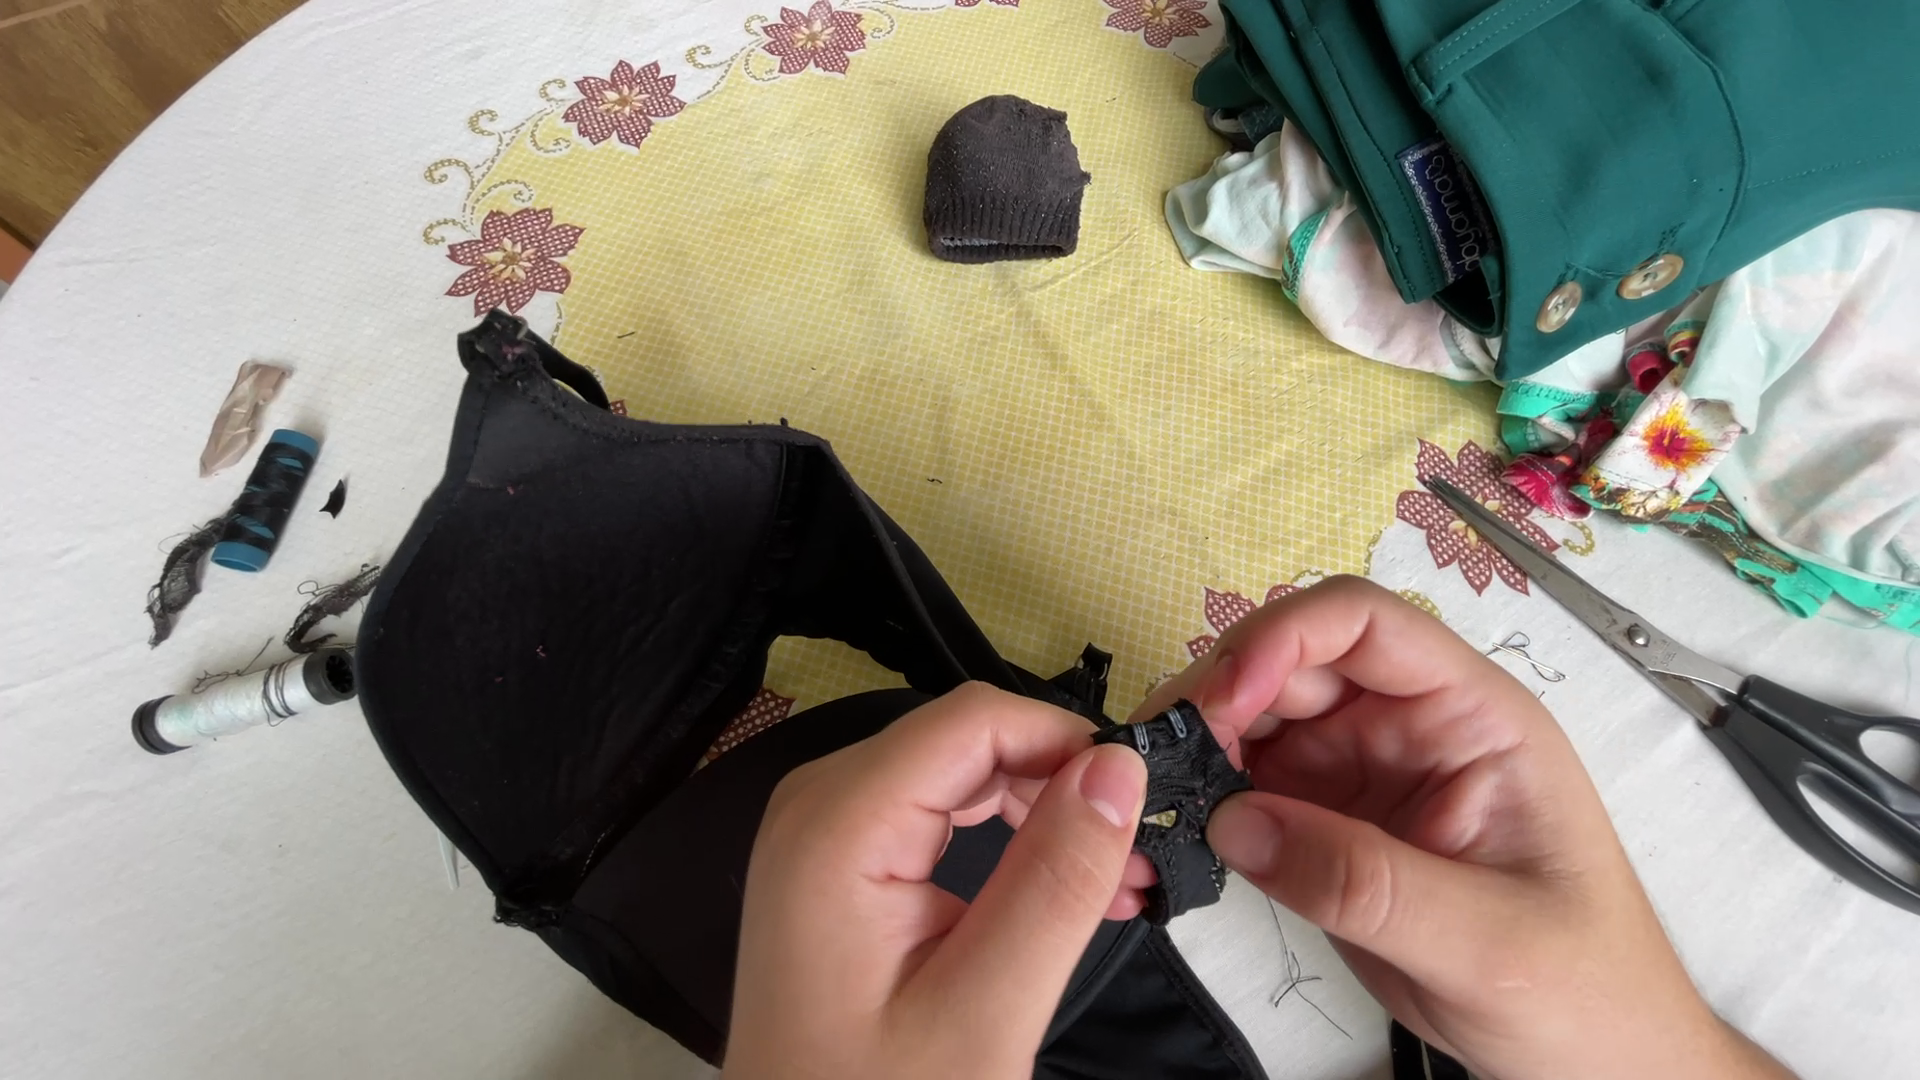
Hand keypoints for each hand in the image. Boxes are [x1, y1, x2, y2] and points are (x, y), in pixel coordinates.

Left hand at [723, 683, 1148, 1079]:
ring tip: (1111, 879)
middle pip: (967, 739)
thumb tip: (1118, 767)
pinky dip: (1007, 831)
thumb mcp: (982, 1013)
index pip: (971, 719)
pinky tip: (1056, 876)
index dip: (1062, 739)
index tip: (1133, 799)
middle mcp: (823, 798)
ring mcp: (830, 821)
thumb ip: (1055, 880)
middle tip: (1133, 859)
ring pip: (962, 768)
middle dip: (1059, 782)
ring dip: (1043, 808)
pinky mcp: (847, 849)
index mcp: (837, 820)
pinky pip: (941, 806)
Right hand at [1139, 576, 1792, 1079]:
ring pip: (1248, 711)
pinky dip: (1195, 783)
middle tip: (1163, 753)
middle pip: (1285, 660)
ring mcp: (1348, 761)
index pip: (1363, 623)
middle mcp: (1396, 719)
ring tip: (1156, 786)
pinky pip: (1238, 773)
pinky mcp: (1311, 806)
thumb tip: (1231, 824)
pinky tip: (1171, 812)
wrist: (1590, 1065)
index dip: (1286, 638)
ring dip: (1195, 736)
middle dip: (1218, 693)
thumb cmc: (1580, 995)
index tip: (1227, 700)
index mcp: (1464, 713)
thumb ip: (1362, 883)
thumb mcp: (1491, 947)